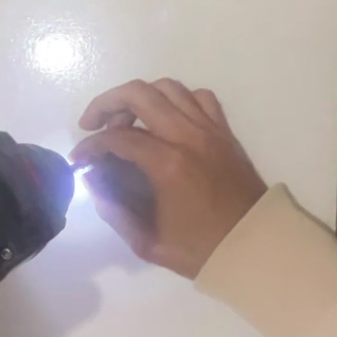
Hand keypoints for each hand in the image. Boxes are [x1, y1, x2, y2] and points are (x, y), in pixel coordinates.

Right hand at [69, 79, 267, 277]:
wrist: (257, 247)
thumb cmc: (203, 249)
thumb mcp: (149, 242)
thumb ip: (115, 211)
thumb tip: (93, 183)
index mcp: (167, 164)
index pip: (117, 138)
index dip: (90, 147)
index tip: (79, 159)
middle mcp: (186, 136)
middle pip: (138, 94)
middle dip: (106, 104)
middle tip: (93, 124)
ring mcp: (208, 128)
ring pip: (167, 87)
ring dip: (139, 97)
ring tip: (127, 119)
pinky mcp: (223, 130)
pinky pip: (198, 97)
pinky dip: (176, 100)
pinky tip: (166, 119)